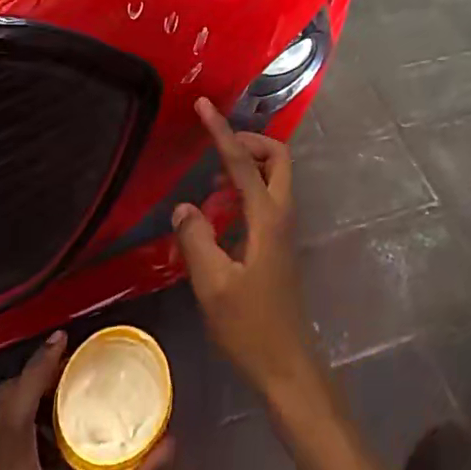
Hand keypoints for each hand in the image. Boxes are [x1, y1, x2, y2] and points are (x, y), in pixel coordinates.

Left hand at [0, 331, 173, 469]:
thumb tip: (170, 447)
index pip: (17, 405)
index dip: (38, 366)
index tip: (62, 338)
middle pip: (3, 405)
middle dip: (37, 376)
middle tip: (74, 366)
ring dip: (31, 401)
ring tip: (69, 398)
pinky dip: (25, 428)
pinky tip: (54, 447)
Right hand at [171, 97, 312, 394]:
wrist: (286, 363)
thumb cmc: (249, 326)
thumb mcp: (213, 285)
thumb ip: (196, 239)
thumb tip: (184, 205)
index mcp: (268, 218)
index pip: (244, 162)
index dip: (222, 132)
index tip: (204, 106)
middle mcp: (281, 214)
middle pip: (277, 157)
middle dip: (249, 142)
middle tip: (215, 147)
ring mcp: (283, 228)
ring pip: (273, 177)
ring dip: (245, 167)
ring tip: (210, 182)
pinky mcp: (278, 242)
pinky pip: (265, 199)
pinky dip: (244, 191)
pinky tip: (217, 214)